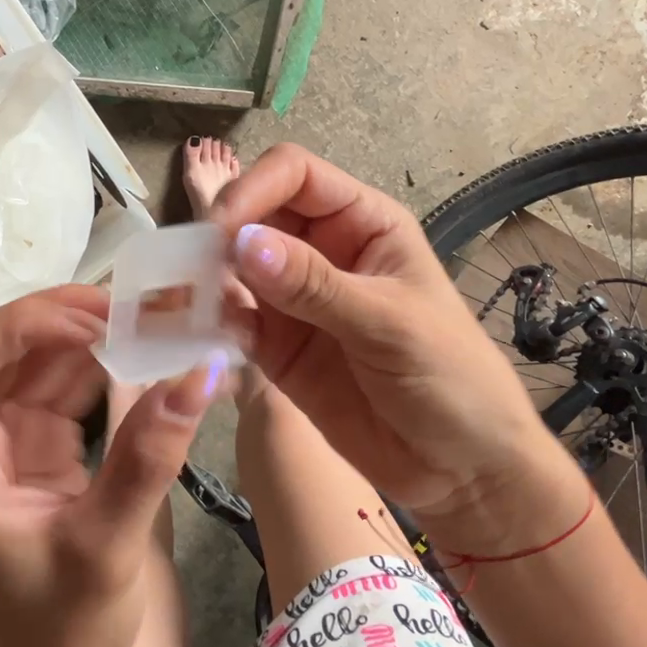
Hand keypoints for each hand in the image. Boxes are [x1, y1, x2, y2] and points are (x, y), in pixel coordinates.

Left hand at [0, 285, 221, 646]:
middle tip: (122, 305)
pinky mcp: (33, 448)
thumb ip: (146, 460)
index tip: (90, 322)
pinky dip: (92, 367)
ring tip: (138, 318)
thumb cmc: (68, 629)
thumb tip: (196, 375)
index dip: (20, 326)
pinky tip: (131, 351)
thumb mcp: (109, 548)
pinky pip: (56, 389)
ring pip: (29, 363)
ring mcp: (2, 442)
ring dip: (78, 337)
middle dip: (53, 320)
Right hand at [209, 144, 587, 555]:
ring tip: (185, 299)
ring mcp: (290, 297)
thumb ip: (314, 284)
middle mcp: (319, 249)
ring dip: (204, 276)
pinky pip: (227, 317)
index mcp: (361, 223)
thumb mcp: (390, 325)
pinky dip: (206, 319)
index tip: (220, 229)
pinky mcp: (270, 343)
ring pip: (230, 264)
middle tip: (192, 267)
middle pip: (252, 213)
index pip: (294, 175)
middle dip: (219, 233)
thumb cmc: (452, 381)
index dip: (254, 190)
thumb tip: (240, 242)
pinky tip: (196, 332)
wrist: (461, 471)